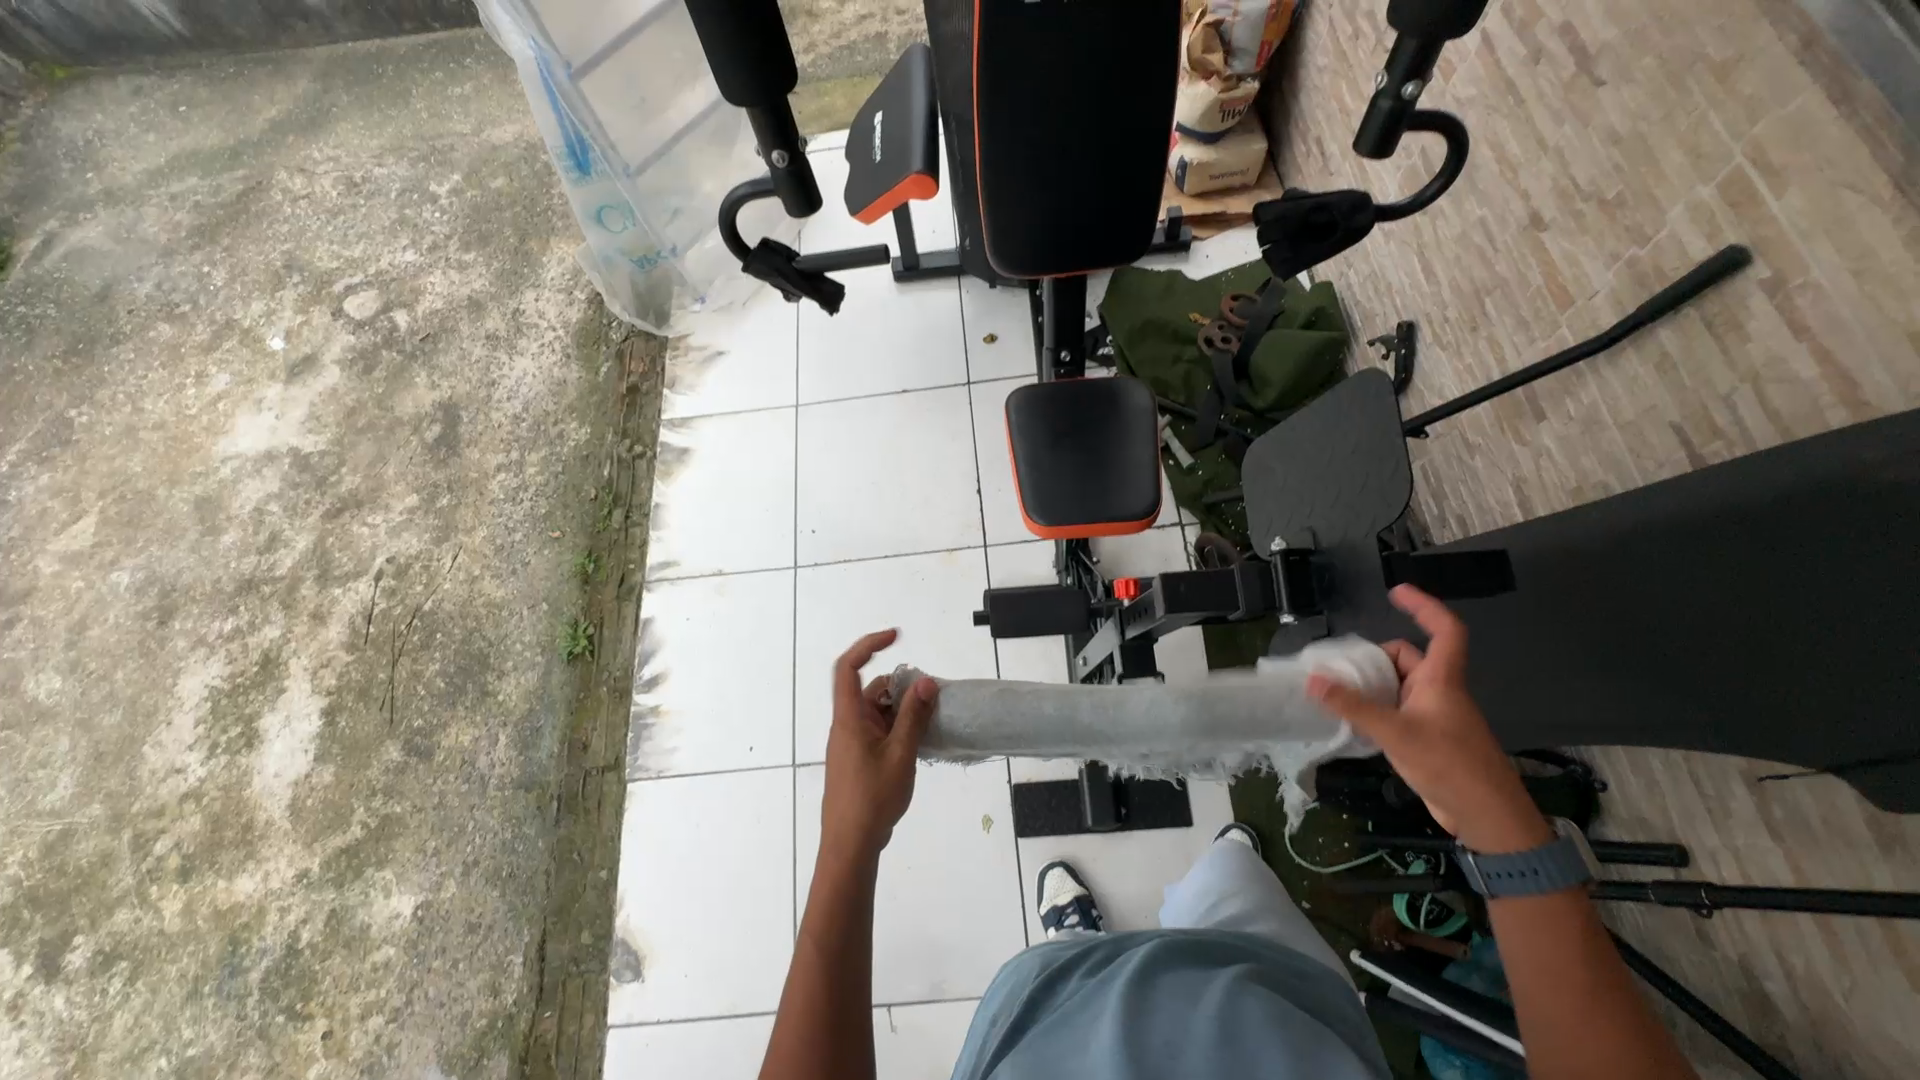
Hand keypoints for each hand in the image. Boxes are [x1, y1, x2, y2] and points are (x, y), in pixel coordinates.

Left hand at [820, 629, 937, 862]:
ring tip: (930, 721)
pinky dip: (898, 730)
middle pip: (869, 691)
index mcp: (849, 718)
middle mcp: (846, 726)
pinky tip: (920, 744)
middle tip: (930, 696)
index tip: (896, 636)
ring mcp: (850, 745)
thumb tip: (926, 682)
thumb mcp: (900, 755)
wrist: (850, 845)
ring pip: (876, 713)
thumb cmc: (872, 798)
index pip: (848, 668)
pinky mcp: (858, 761)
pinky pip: (878, 732)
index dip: (868, 645)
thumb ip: (914, 717)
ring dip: (901, 711)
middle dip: (899, 687)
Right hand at [1307, 585, 1551, 854]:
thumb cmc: (1449, 765)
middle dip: (1373, 658)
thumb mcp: (1395, 733)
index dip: (1424, 606)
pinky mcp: (1428, 740)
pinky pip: (1396, 712)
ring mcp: (1434, 716)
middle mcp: (1439, 692)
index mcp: (1442, 680)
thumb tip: (1313, 680)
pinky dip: (1374, 711)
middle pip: (1407, 659)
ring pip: (1398, 687)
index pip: (1444, 630)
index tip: (1396, 591)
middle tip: (1338, 666)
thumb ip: (1353, 707)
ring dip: (1369, 687)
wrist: (1486, 816)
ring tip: (1335, 693)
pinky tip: (1351, 724)